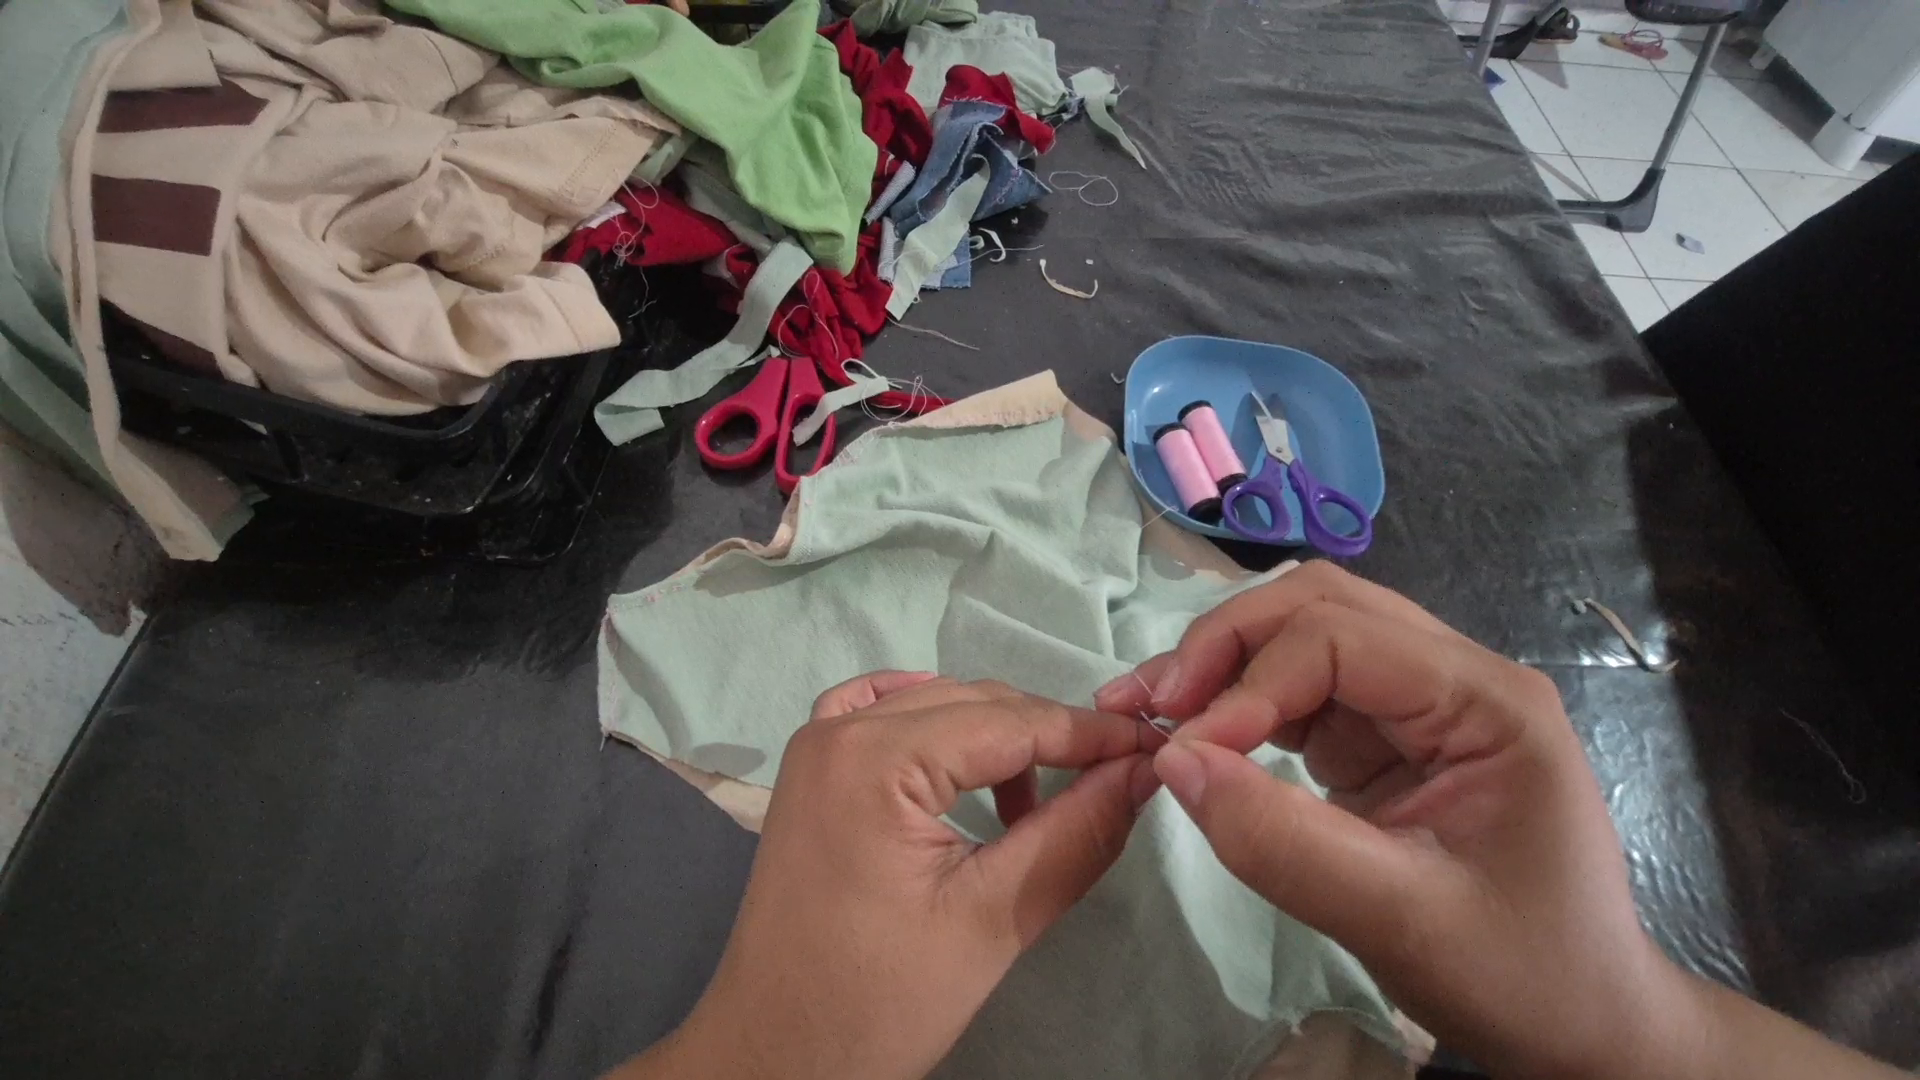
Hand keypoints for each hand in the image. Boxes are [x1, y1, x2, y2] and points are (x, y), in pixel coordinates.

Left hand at [617, 675, 1163, 1079]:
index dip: (1088, 732)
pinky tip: (957, 748)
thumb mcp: (993, 921)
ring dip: (996, 736)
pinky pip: (881, 709)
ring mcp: (819, 741)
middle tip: (1112, 776)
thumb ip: (1074, 835)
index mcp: (876, 757)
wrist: (771, 1054)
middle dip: (1048, 735)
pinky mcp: (813, 765)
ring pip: (935, 704)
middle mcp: (842, 727)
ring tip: (1031, 804)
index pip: (1009, 722)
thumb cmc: (879, 1001)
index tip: (1152, 746)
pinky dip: (933, 720)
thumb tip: (1141, 770)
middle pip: (974, 703)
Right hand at [1095, 562, 1690, 1079]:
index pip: (1339, 640)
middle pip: (1316, 604)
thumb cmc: (1517, 974)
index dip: (1249, 685)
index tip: (1184, 750)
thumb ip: (1281, 841)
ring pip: (1298, 627)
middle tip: (1155, 701)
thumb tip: (1172, 761)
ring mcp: (1413, 693)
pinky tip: (1195, 728)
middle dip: (1224, 643)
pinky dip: (1233, 695)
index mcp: (1486, 700)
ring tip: (1154, 704)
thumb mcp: (1399, 921)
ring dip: (1220, 659)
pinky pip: (1292, 679)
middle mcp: (1450, 672)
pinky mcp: (1377, 724)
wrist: (1579, 1023)